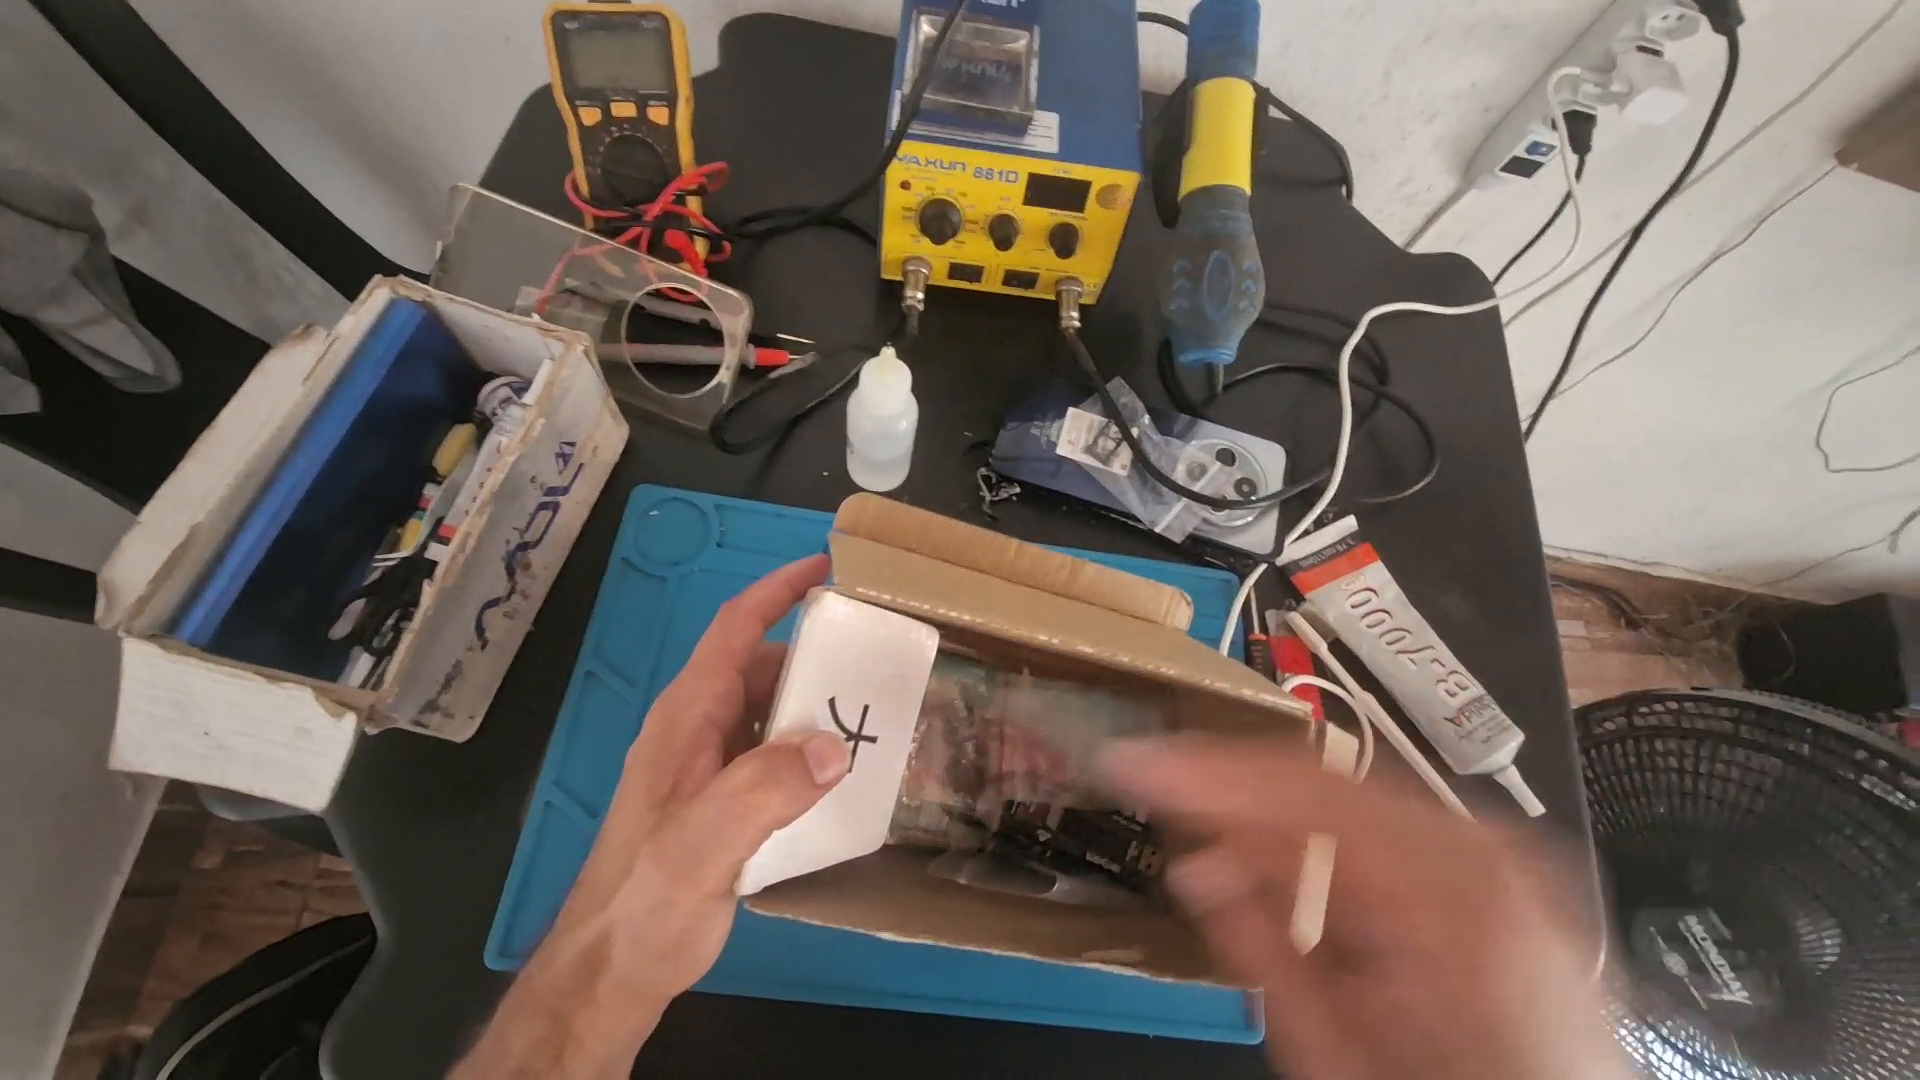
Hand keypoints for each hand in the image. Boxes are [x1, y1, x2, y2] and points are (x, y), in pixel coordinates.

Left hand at [458, 555, 850, 1078]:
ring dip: (815, 707)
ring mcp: (706, 764)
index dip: (778, 591)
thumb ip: (765, 790)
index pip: (734, 629)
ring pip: (769, 712)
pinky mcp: (719, 799)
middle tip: (876, 664)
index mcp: (688, 716)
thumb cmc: (647, 902)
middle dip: (815, 657)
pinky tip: (838, 777)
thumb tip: (836, 745)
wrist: (610, 971)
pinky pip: (772, 753)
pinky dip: (807, 750)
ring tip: (871, 719)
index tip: (826, 568)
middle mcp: (697, 728)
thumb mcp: (704, 844)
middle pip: (761, 668)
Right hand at [1098, 737, 1629, 1079]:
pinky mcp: (1488, 859)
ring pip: (1340, 792)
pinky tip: (1265, 857)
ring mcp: (1494, 850)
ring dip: (1262, 812)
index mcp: (1453, 907)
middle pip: (1320, 782)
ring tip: (1202, 843)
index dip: (1205, 772)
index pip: (1303, 796)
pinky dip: (1309, 830)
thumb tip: (1194, 865)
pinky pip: (1373, 818)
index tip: (1128, 761)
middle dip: (1226, 789)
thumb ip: (1264, 948)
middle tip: (1148, 793)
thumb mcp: (1338, 1056)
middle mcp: (1483, 854)